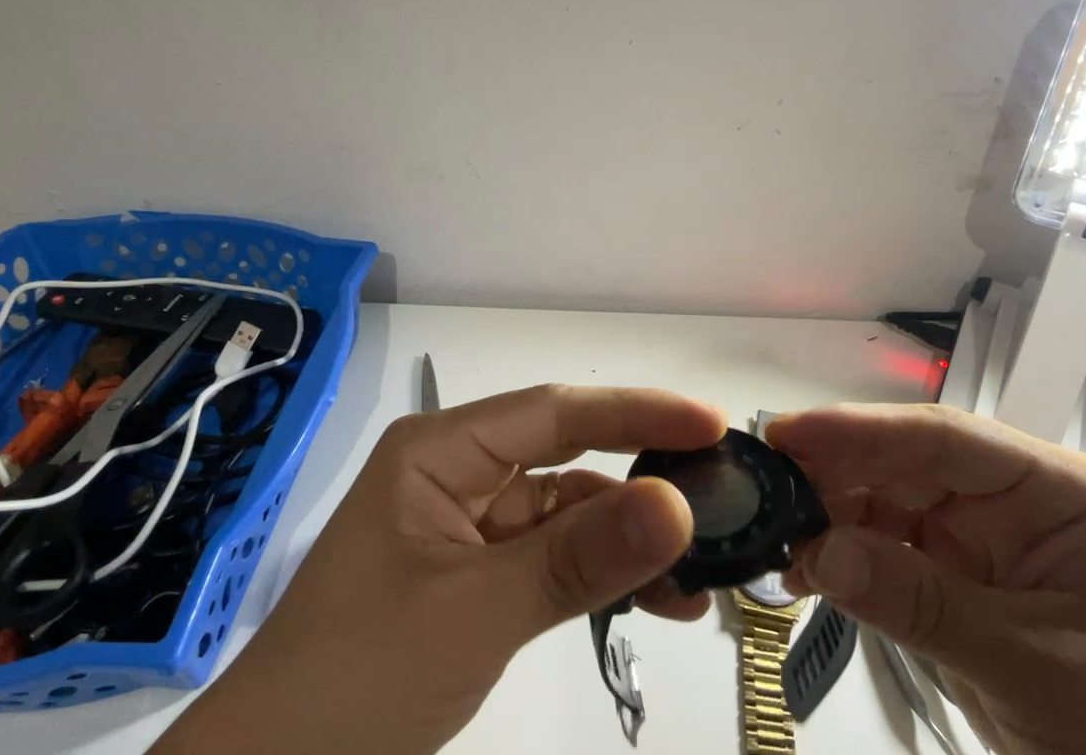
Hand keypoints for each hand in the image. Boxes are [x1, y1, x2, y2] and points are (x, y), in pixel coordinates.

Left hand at [151, 384, 724, 754]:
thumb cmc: (359, 674)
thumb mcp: (476, 611)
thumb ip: (578, 558)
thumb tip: (680, 504)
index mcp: (438, 452)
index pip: (553, 411)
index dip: (636, 411)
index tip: (713, 423)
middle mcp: (457, 476)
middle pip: (567, 458)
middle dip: (642, 478)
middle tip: (725, 497)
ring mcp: (469, 529)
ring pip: (568, 514)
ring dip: (632, 539)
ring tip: (705, 573)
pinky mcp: (479, 578)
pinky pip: (556, 560)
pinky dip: (605, 575)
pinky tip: (661, 598)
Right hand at [767, 403, 1085, 754]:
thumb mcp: (1037, 667)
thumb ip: (924, 607)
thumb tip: (818, 555)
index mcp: (1055, 492)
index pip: (945, 440)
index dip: (862, 430)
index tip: (788, 433)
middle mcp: (1010, 503)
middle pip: (904, 466)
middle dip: (832, 474)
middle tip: (761, 490)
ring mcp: (980, 544)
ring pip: (884, 506)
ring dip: (828, 521)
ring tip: (774, 542)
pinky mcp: (956, 585)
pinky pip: (885, 556)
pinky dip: (841, 564)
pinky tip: (803, 577)